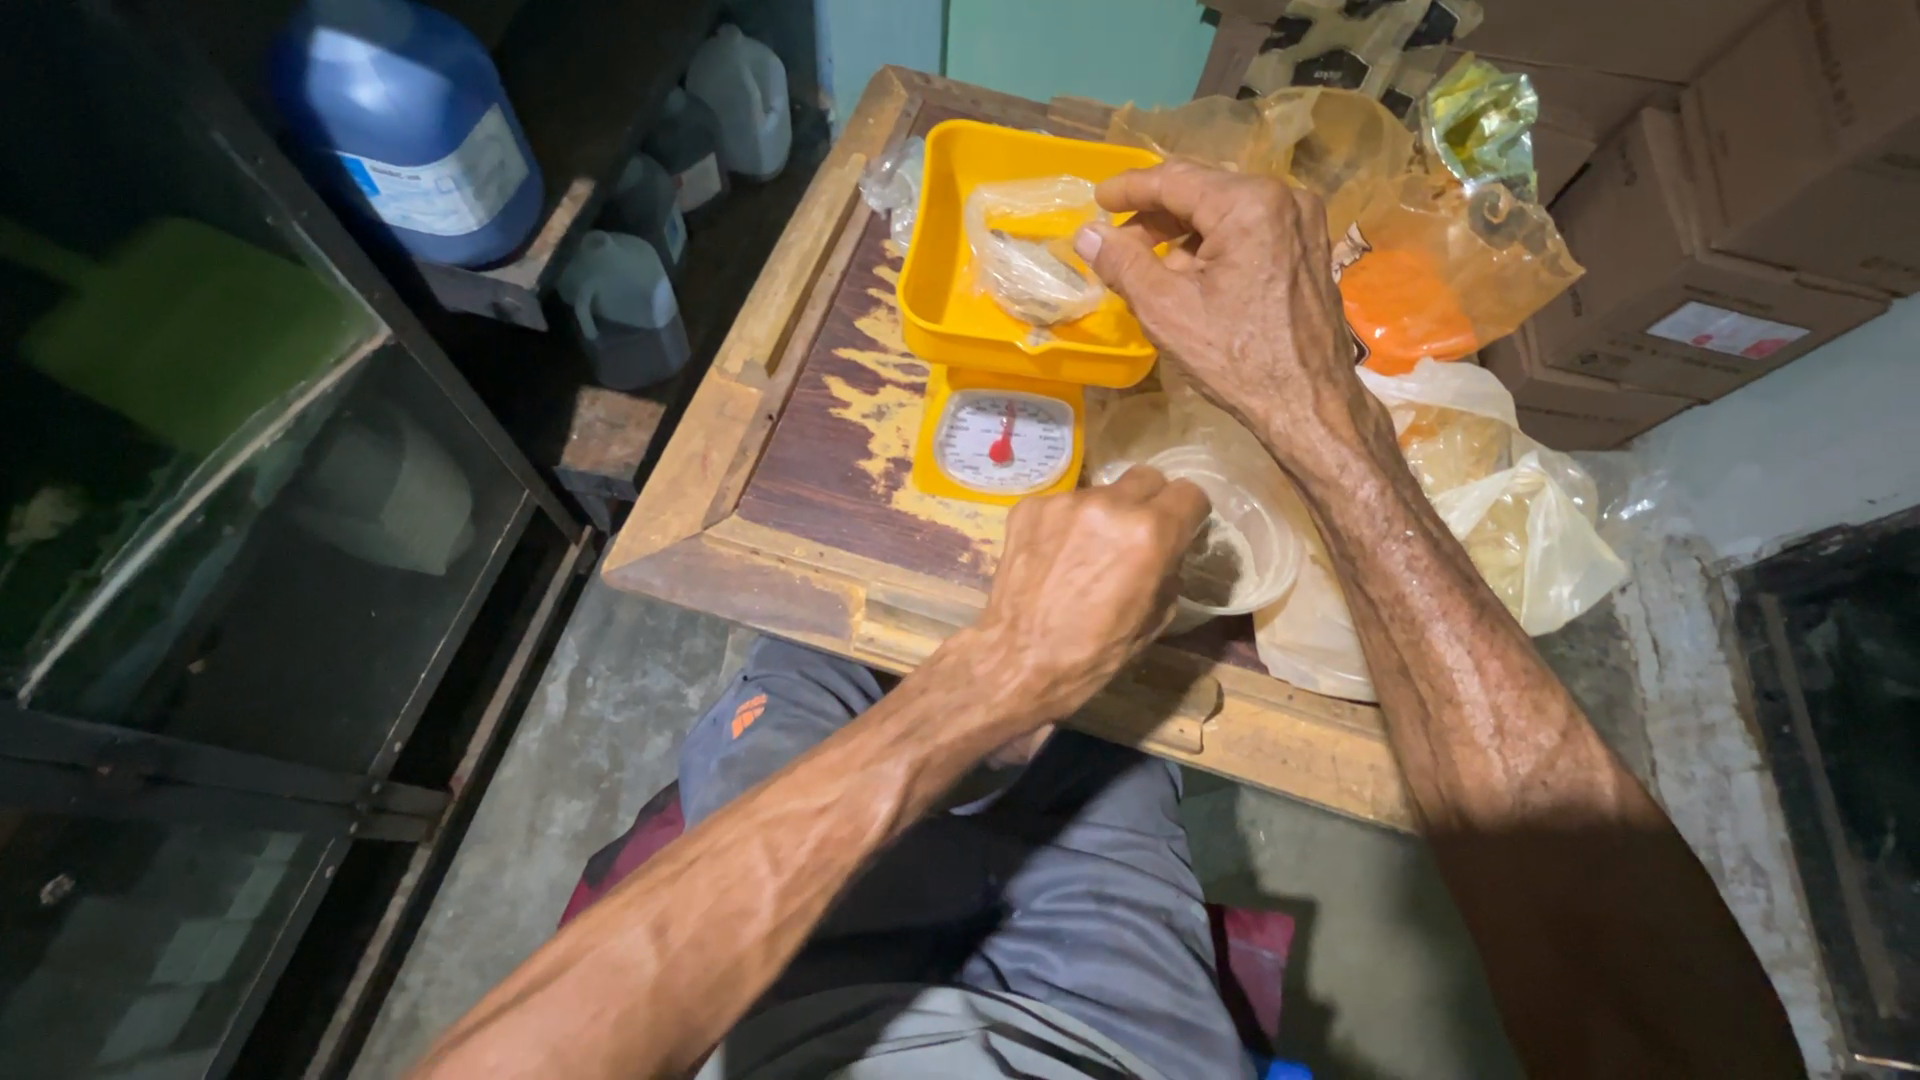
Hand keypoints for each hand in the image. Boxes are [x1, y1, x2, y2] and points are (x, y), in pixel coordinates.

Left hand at [968, 465, 1208, 728]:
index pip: (1190, 493)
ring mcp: (1065, 502)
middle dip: (1149, 503)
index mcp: (1150, 532)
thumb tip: (1168, 547)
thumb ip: (1169, 566)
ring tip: (1087, 552)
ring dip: (1104, 514)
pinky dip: (1066, 523)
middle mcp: (1109, 505)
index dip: (1189, 513)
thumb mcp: (1157, 615)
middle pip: (1147, 478)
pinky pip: (1063, 504)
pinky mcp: (1030, 507)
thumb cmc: (1096, 650)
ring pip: (1102, 491)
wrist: (1021, 658)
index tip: (1180, 528)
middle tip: (1135, 536)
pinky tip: (1056, 556)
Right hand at [1073, 163, 1393, 474]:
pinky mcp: (1308, 248)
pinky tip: (1189, 277)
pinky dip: (1212, 246)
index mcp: (1249, 204)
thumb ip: (1122, 264)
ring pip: (1225, 213)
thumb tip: (1088, 234)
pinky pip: (1249, 231)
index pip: (1175, 180)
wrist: (1305, 402)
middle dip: (1155, 216)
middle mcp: (1283, 198)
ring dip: (1182, 235)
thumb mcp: (1166, 310)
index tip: (1097, 200)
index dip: (1130, 189)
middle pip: (1203, 192)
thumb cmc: (1234, 358)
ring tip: (1147, 268)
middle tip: (1116, 241)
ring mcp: (1302, 222)